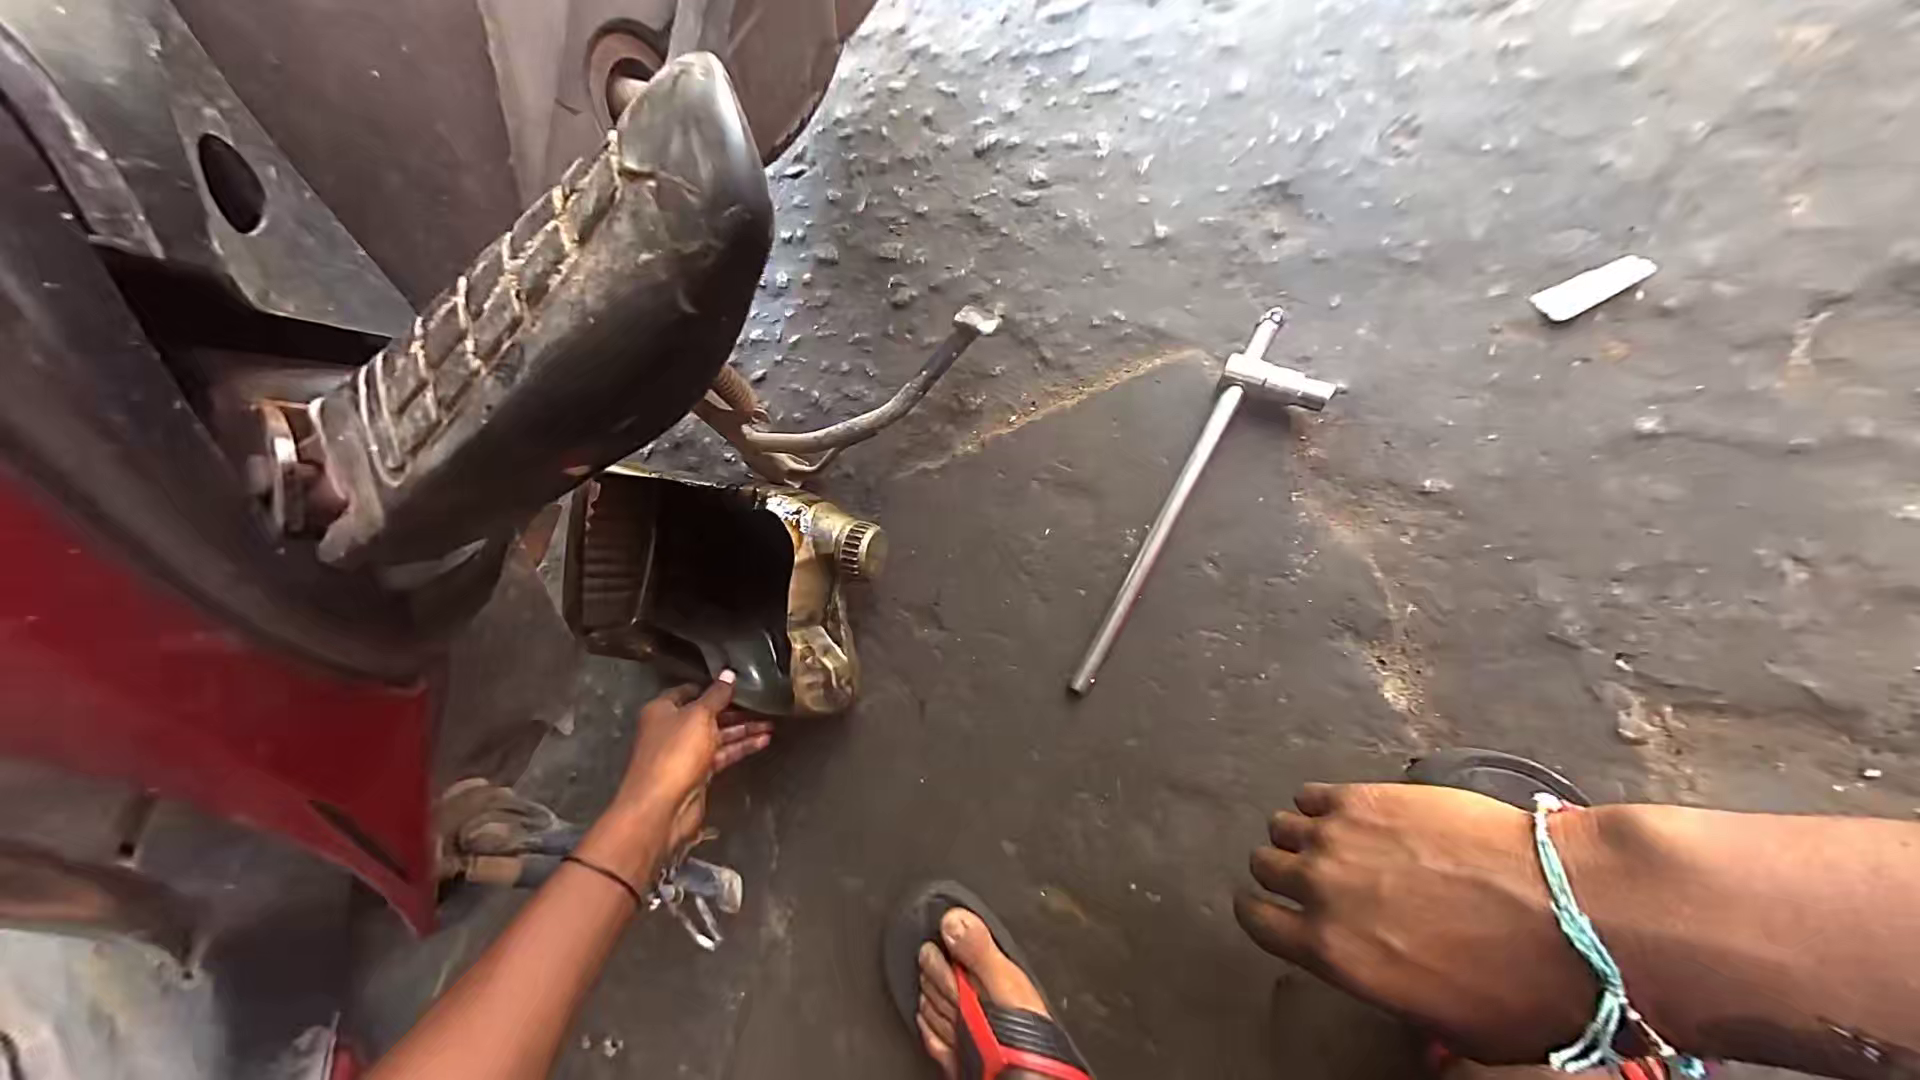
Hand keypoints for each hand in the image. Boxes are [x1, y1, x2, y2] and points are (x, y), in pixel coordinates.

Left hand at [577, 672, 773, 880]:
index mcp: (663, 710)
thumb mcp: (699, 715)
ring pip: (718, 735)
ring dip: (743, 729)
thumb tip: (729, 673)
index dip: (712, 685)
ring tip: (770, 723)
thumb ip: (717, 695)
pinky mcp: (698, 773)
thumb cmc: (674, 754)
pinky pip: (724, 754)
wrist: (661, 808)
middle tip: (760, 703)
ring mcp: (685, 753)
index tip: (736, 681)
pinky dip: (742, 747)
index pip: (689, 690)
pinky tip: (763, 741)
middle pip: (707, 714)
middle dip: (734, 709)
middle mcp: (672, 729)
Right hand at [1232, 783, 1617, 1063]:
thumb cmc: (1522, 982)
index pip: (1255, 918)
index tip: (1270, 906)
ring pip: (1280, 826)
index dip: (1259, 912)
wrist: (1568, 908)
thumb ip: (1382, 990)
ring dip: (1300, 836)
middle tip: (1317, 876)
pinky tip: (1352, 818)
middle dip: (1283, 872)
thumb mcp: (1448, 1022)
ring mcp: (1333, 835)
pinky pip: (1310, 795)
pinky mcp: (1357, 797)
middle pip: (1263, 865)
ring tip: (1336, 843)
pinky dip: (1322, 807)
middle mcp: (1317, 887)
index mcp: (1330, 949)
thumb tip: (1374, 976)